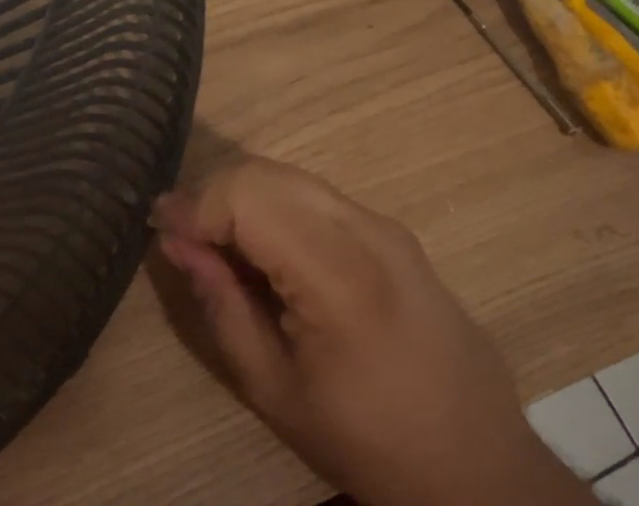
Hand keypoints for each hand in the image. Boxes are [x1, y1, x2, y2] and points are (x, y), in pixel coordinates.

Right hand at [151, 157, 591, 505]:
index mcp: (340, 273)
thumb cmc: (364, 437)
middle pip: (265, 173)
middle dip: (213, 196)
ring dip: (243, 200)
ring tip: (223, 251)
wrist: (475, 465)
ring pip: (290, 177)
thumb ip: (220, 303)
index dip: (194, 206)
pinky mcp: (397, 234)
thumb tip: (174, 240)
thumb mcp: (271, 386)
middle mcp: (368, 231)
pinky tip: (269, 256)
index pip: (246, 194)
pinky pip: (317, 197)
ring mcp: (388, 227)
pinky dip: (276, 208)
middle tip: (186, 243)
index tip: (163, 234)